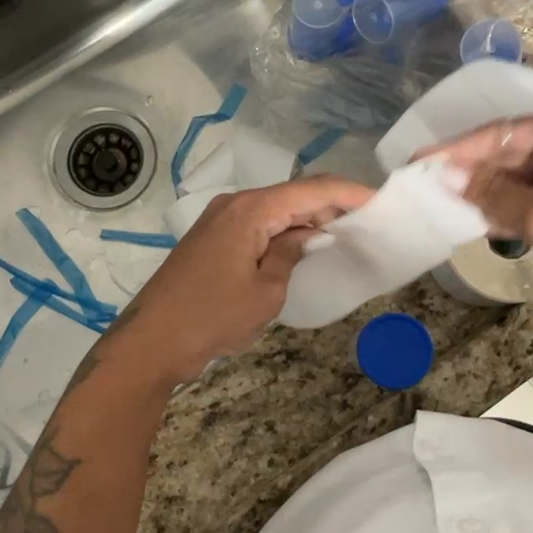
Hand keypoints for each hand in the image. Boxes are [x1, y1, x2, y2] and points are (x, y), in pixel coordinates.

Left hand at [104, 175, 373, 384]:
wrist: (151, 342)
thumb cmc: (212, 318)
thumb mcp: (266, 292)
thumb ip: (292, 255)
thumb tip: (308, 236)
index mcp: (251, 210)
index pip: (311, 190)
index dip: (349, 193)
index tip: (381, 201)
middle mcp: (235, 204)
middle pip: (293, 195)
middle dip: (331, 205)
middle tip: (370, 221)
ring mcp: (220, 220)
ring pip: (275, 210)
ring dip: (308, 219)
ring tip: (346, 232)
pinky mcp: (212, 238)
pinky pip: (258, 225)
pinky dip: (284, 231)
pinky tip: (305, 246)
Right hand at [420, 111, 532, 311]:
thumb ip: (494, 195)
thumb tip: (450, 179)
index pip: (501, 134)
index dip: (456, 150)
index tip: (417, 163)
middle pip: (509, 152)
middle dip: (470, 172)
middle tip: (425, 187)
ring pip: (519, 177)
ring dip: (487, 193)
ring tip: (443, 205)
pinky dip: (508, 208)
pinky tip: (478, 221)